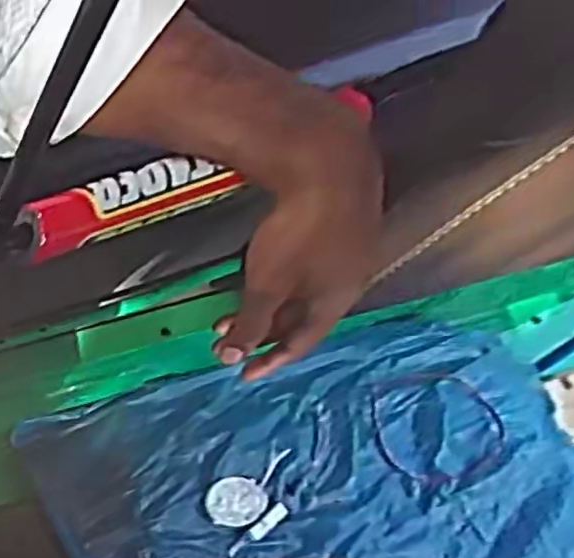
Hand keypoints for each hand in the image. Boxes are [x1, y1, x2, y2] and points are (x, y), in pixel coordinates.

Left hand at [215, 147, 381, 378]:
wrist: (326, 165)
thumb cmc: (299, 233)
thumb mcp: (266, 287)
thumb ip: (250, 324)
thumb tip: (231, 360)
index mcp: (339, 297)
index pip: (304, 341)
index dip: (272, 360)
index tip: (244, 375)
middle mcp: (349, 279)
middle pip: (300, 320)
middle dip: (260, 336)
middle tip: (224, 344)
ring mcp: (346, 254)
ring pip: (299, 298)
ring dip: (261, 313)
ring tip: (225, 321)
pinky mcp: (336, 232)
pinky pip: (302, 276)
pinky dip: (274, 290)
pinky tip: (252, 288)